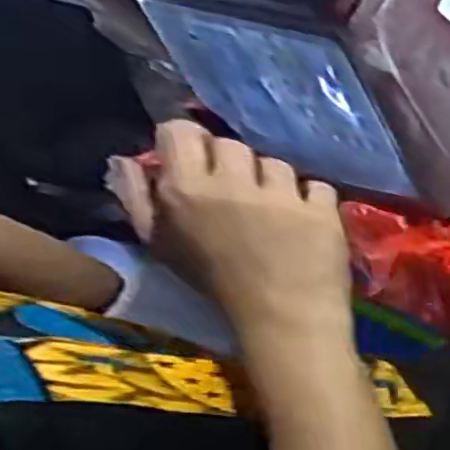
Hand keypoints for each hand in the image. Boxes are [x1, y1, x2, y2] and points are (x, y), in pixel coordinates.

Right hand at [135, 121, 351, 334]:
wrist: (286, 317)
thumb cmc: (220, 285)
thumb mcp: (160, 243)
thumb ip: (137, 196)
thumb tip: (126, 159)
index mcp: (184, 188)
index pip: (182, 131)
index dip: (194, 142)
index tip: (207, 162)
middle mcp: (232, 185)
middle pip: (234, 145)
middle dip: (239, 164)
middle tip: (247, 192)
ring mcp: (282, 199)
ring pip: (278, 164)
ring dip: (279, 183)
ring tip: (281, 210)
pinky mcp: (323, 215)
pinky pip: (320, 187)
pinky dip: (317, 200)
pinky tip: (312, 220)